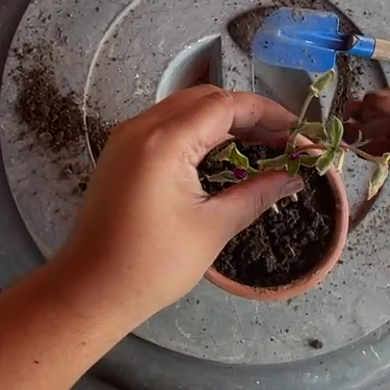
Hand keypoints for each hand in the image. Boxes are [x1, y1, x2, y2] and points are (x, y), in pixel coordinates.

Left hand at [54, 85, 303, 320]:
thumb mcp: (213, 227)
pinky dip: (198, 132)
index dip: (267, 113)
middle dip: (248, 114)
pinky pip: (166, 126)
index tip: (298, 132)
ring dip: (223, 121)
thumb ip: (257, 193)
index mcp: (164, 141)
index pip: (225, 105)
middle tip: (283, 140)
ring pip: (184, 109)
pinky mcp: (121, 153)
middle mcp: (141, 127)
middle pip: (205, 99)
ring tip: (260, 146)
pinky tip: (222, 154)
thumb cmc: (151, 264)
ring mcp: (126, 138)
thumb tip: (294, 177)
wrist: (90, 289)